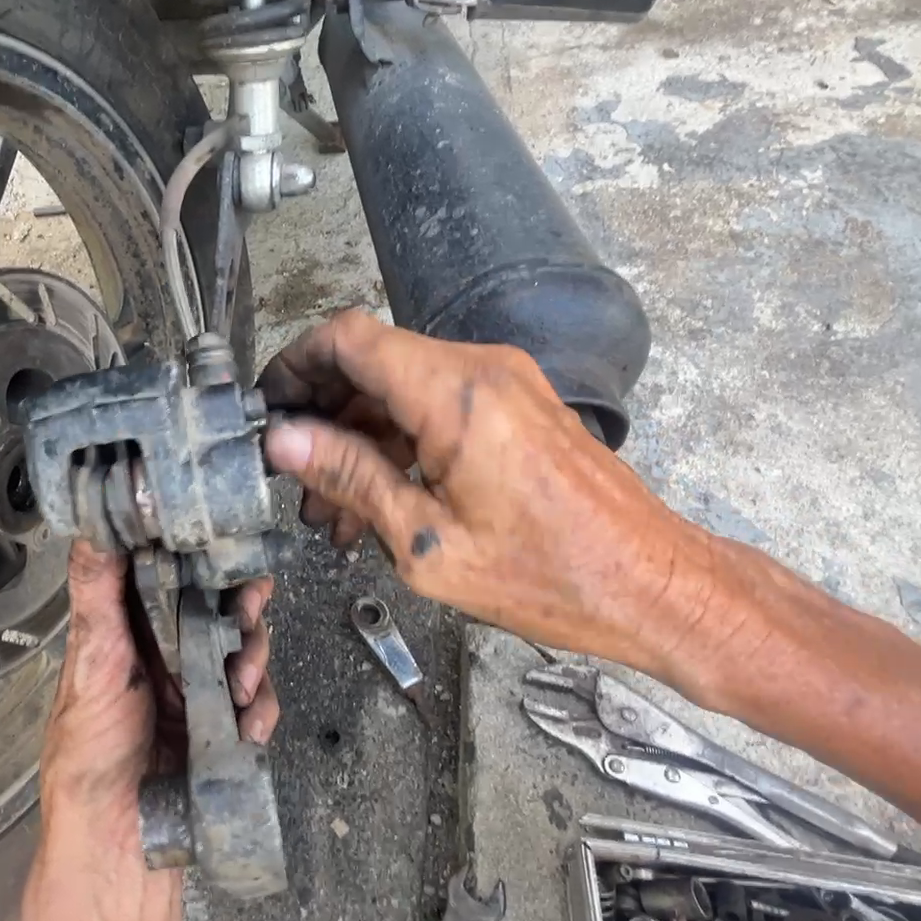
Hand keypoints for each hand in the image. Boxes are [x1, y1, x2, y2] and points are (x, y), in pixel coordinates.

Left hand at [20, 541, 276, 920]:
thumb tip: (90, 524)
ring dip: (253, 657)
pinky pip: (256, 700)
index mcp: (127, 632)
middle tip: (250, 607)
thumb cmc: (89, 758)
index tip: (221, 540)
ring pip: (242, 647)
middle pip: (215, 607)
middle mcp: (163, 653)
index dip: (196, 555)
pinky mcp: (220, 724)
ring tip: (241, 683)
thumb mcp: (90, 666)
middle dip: (239, 605)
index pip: (167, 575)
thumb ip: (97, 595)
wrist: (115, 851)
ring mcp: (195, 689)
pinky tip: (247, 724)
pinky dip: (260, 707)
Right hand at [259, 310, 729, 687]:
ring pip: (398, 389)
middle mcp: (478, 369)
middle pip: (369, 361)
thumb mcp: (427, 539)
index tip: (267, 408)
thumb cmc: (548, 575)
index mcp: (454, 393)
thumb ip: (349, 476)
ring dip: (355, 438)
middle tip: (293, 477)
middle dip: (320, 414)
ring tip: (329, 510)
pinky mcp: (512, 406)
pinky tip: (374, 503)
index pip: (348, 337)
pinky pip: (433, 407)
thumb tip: (282, 440)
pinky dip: (395, 443)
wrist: (653, 583)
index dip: (295, 362)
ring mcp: (500, 383)